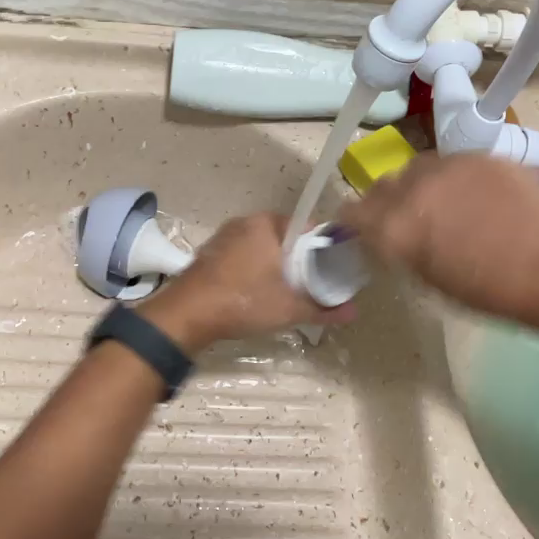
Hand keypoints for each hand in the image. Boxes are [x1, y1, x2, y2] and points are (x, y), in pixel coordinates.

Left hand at [137, 213, 357, 352]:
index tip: (330, 268)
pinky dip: (252, 271)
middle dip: (297, 259)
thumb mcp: (289, 309)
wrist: (186, 315)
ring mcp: (222, 238)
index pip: (305, 226)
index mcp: (266, 224)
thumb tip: (353, 313)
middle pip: (283, 237)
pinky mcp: (208, 256)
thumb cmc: (243, 302)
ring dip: (273, 266)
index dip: (321, 247)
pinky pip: (241, 258)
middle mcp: (244, 223)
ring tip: (286, 291)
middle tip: (311, 284)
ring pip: (260, 248)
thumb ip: (323, 309)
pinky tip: (256, 293)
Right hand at [339, 153, 538, 317]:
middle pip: (381, 186)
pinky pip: (452, 162)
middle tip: (406, 218)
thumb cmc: (485, 290)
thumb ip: (399, 248)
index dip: (353, 220)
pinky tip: (476, 197)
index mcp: (392, 228)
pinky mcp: (476, 156)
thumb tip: (391, 237)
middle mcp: (409, 190)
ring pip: (415, 167)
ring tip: (441, 202)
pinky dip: (454, 178)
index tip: (360, 228)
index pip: (351, 212)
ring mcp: (444, 167)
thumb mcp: (426, 278)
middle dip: (386, 201)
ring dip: (419, 184)